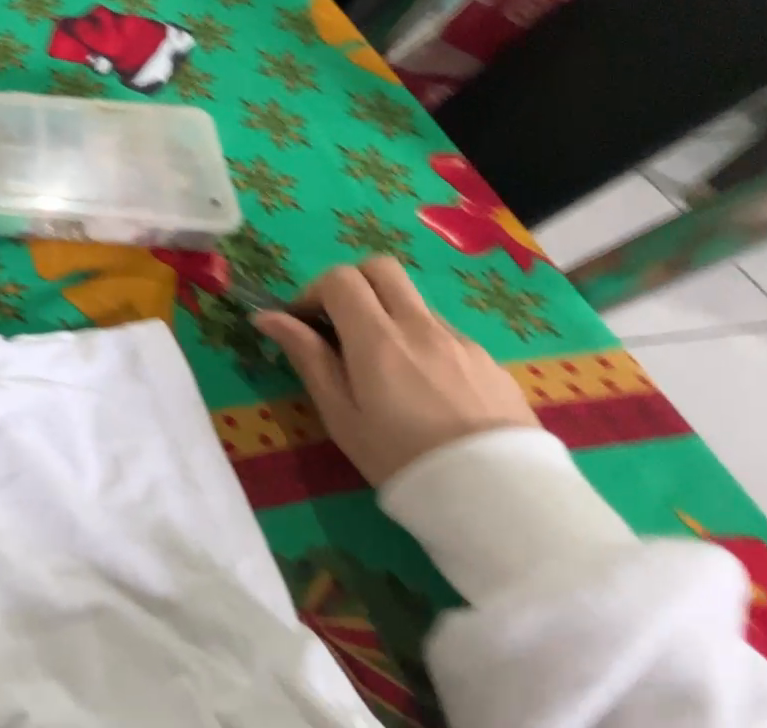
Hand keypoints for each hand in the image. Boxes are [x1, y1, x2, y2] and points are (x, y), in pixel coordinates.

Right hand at [251, 257, 537, 485]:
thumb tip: (268, 317)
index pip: (340, 279)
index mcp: (377, 338)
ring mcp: (459, 340)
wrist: (498, 498)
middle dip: (352, 284)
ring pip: (413, 301)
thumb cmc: (400, 458)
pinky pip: (443, 333)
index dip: (313, 292)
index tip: (305, 324)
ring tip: (382, 367)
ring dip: (387, 315)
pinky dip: (420, 342)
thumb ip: (307, 357)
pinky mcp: (488, 360)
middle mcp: (420, 326)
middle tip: (339, 323)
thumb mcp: (340, 414)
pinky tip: (423, 389)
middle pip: (381, 268)